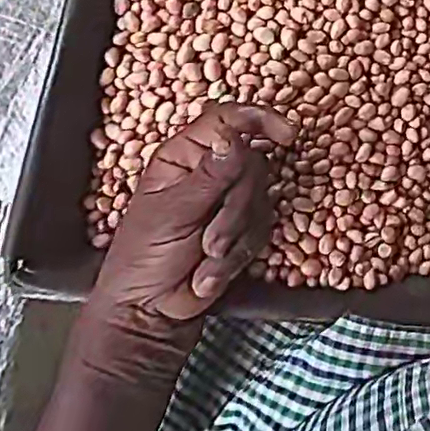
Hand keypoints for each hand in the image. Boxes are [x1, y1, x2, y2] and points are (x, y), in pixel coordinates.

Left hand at [91, 103, 295, 334]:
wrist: (149, 312)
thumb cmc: (143, 257)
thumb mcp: (172, 213)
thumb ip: (209, 175)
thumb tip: (235, 137)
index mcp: (184, 155)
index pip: (226, 119)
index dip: (259, 118)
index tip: (287, 134)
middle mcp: (211, 169)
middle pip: (252, 163)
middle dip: (236, 207)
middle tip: (211, 241)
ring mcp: (229, 197)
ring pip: (260, 198)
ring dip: (235, 235)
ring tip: (205, 260)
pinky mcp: (245, 226)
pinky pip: (262, 228)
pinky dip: (238, 254)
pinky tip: (209, 273)